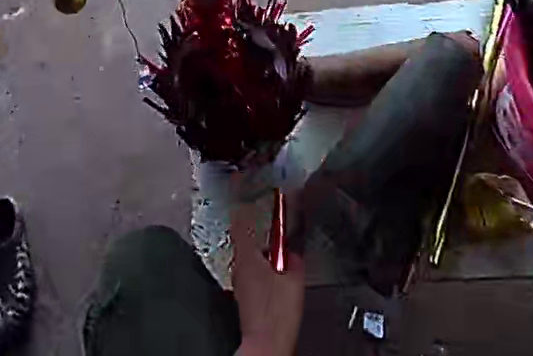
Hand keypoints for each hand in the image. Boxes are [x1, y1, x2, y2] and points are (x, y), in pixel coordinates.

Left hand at [229, 195, 303, 355]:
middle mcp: (238, 265)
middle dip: (259, 233)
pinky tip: (274, 278)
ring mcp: (239, 281)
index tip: (244, 192)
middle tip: (273, 227)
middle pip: (245, 239)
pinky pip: (251, 273)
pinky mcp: (243, 296)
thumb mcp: (294, 278)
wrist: (266, 346)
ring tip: (277, 255)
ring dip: (261, 252)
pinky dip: (261, 269)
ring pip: (248, 257)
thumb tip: (293, 249)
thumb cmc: (277, 310)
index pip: (239, 222)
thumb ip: (294, 257)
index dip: (242, 205)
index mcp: (247, 254)